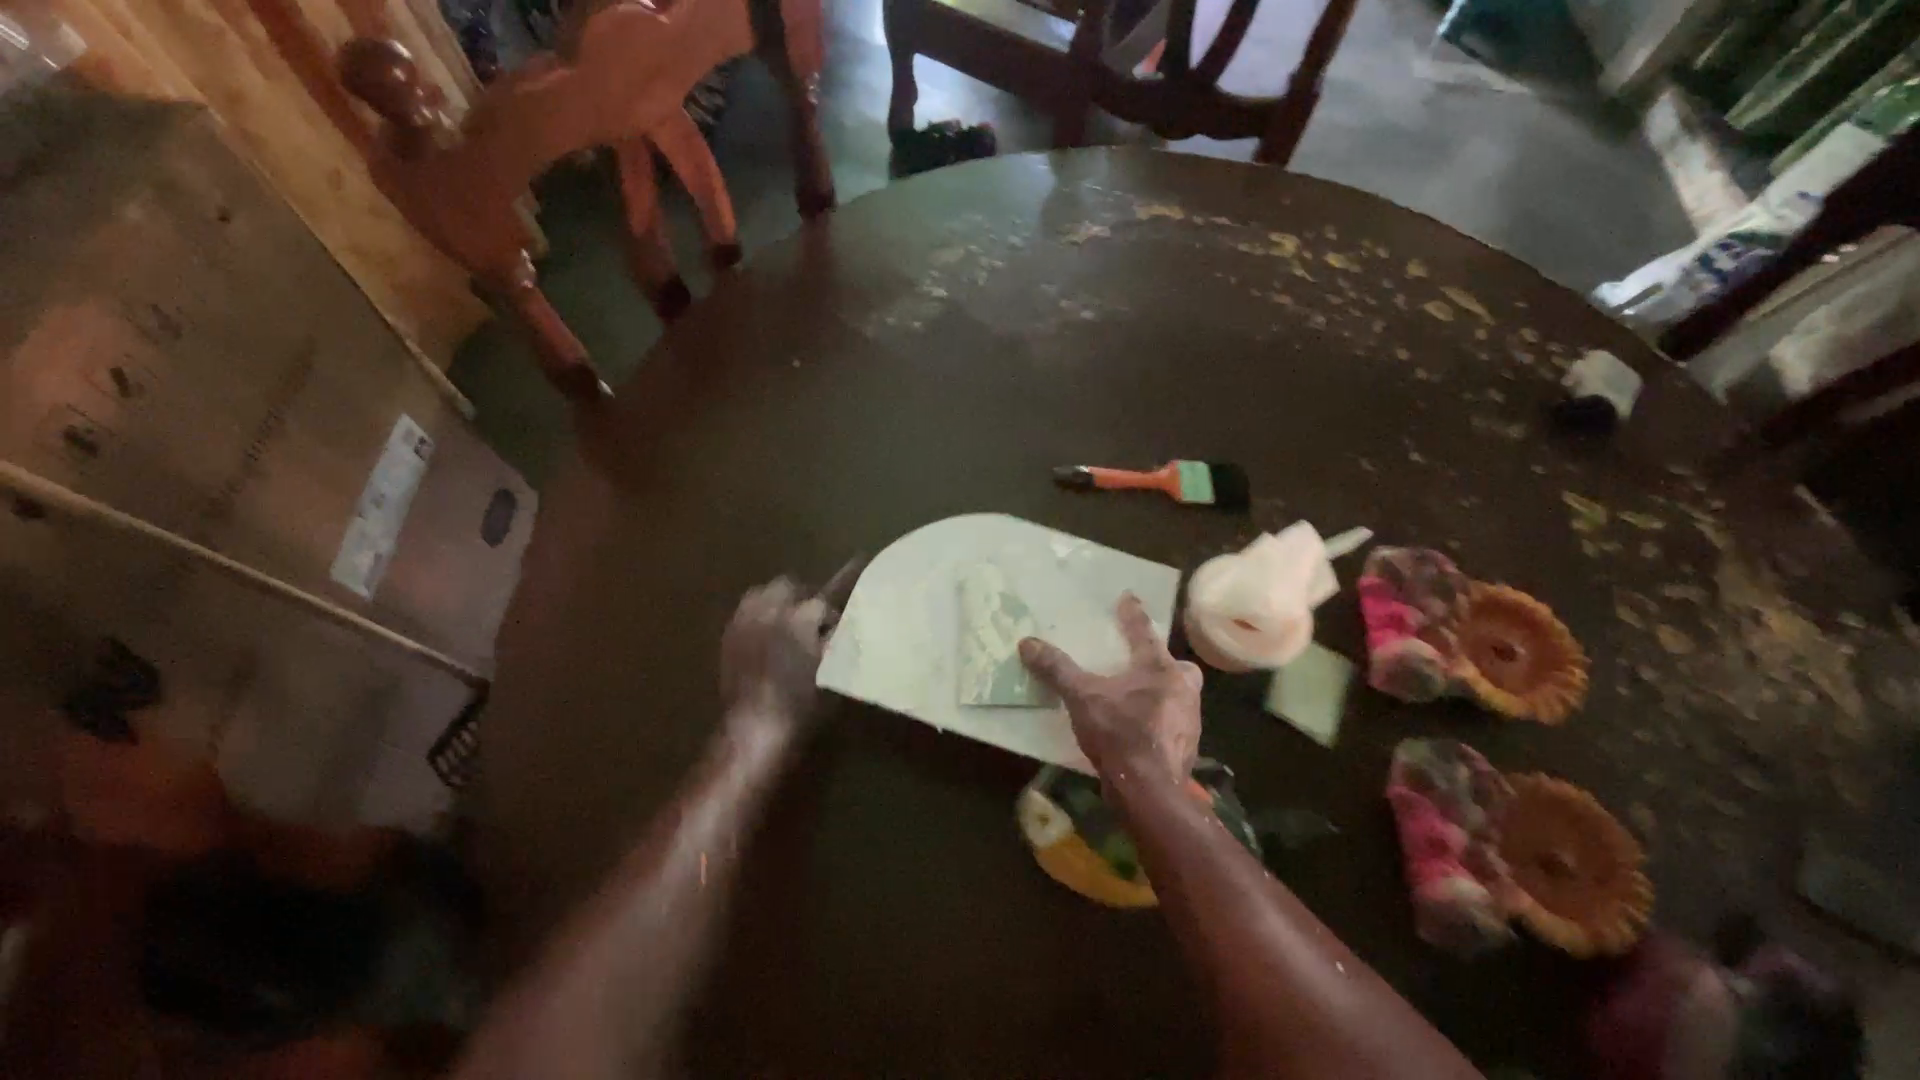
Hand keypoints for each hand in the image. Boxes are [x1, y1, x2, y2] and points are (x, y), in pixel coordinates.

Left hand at [719, 562, 858, 732]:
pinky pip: (744, 613)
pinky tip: (763, 638)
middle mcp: (770, 610)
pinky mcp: (728, 634)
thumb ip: (834, 643)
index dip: (830, 618)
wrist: (755, 725)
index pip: (821, 603)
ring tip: (783, 624)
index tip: (833, 633)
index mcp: (800, 617)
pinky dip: (756, 618)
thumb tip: (836, 629)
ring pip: (762, 594)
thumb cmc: (800, 703)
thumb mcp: (829, 672)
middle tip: (808, 622)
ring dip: (775, 604)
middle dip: (800, 599)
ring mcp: (745, 620)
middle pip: (788, 586)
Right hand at [1019, 593, 1202, 782]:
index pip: (1144, 631)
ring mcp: (1190, 718)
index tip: (1129, 597)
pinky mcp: (1187, 745)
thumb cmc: (1120, 733)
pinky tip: (1141, 730)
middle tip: (1143, 664)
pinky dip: (1159, 720)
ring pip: (1179, 694)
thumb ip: (1057, 669)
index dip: (1132, 614)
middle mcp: (1182, 687)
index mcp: (1159, 668)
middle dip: (1162, 662)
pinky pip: (1174, 722)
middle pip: (1176, 665)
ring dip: (1162, 692)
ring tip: (1136, 698)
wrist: (1150, 789)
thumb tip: (1027, 642)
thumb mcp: (1082, 697)